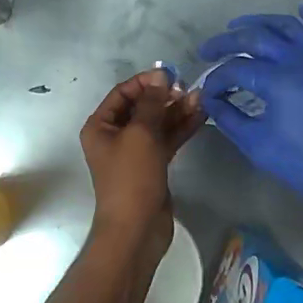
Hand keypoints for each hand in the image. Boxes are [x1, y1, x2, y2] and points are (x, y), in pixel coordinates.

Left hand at [79, 69, 205, 252]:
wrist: (136, 228)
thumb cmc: (131, 178)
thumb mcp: (140, 134)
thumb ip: (151, 103)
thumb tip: (160, 74)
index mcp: (100, 126)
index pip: (122, 93)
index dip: (145, 82)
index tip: (170, 74)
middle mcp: (114, 136)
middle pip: (141, 107)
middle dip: (164, 97)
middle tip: (189, 88)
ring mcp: (134, 152)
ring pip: (157, 124)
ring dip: (177, 111)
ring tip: (201, 98)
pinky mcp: (152, 165)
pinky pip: (166, 139)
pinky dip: (181, 128)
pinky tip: (201, 115)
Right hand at [199, 5, 302, 228]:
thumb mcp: (258, 145)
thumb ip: (230, 119)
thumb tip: (212, 102)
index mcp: (276, 80)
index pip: (234, 70)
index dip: (215, 82)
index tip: (207, 97)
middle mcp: (297, 59)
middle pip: (254, 37)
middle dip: (225, 43)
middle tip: (206, 52)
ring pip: (287, 26)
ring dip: (260, 21)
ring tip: (237, 25)